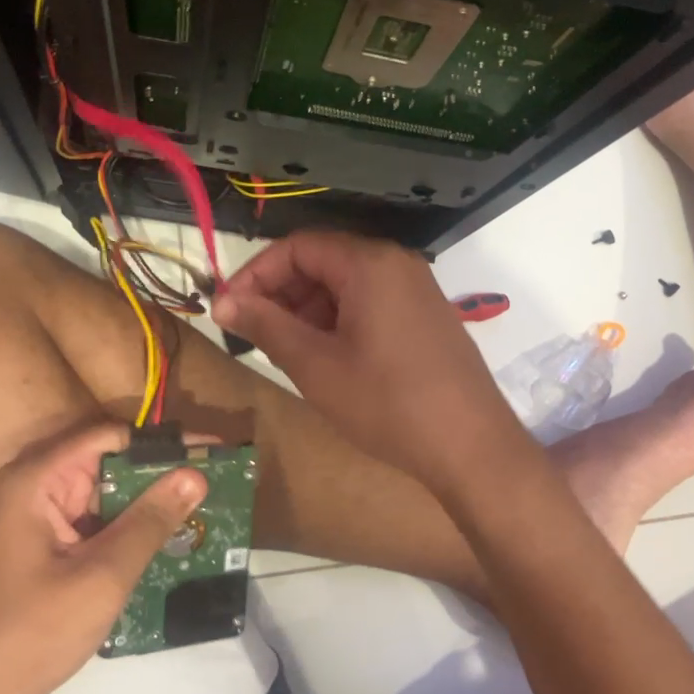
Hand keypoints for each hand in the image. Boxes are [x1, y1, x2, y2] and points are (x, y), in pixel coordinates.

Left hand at [0, 423, 206, 693]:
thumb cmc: (30, 634)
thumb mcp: (101, 576)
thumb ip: (149, 521)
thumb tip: (194, 473)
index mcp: (31, 481)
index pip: (106, 435)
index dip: (161, 441)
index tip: (211, 450)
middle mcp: (23, 490)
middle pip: (100, 462)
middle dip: (155, 471)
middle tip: (211, 482)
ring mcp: (23, 524)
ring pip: (93, 496)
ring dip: (139, 504)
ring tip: (197, 511)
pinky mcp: (29, 555)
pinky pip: (82, 526)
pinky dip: (118, 531)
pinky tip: (158, 545)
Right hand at [211, 231, 530, 490]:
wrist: (471, 447)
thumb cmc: (387, 404)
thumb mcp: (315, 365)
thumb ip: (266, 325)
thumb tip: (222, 303)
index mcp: (369, 264)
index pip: (297, 246)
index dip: (255, 274)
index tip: (229, 310)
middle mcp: (396, 264)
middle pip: (322, 260)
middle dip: (280, 292)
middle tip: (252, 334)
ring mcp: (416, 289)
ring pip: (345, 284)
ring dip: (306, 309)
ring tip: (283, 351)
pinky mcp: (425, 316)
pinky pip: (370, 302)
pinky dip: (338, 320)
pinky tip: (323, 357)